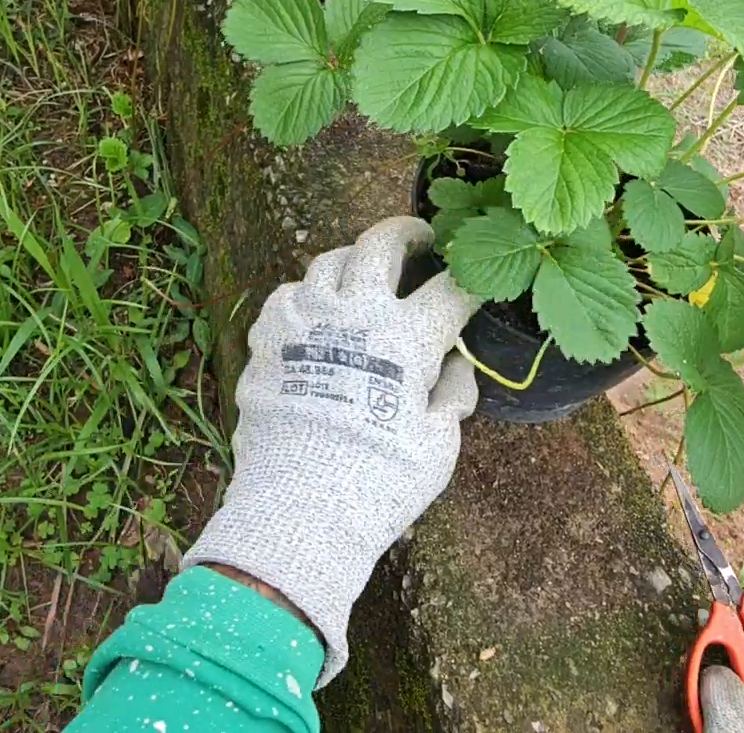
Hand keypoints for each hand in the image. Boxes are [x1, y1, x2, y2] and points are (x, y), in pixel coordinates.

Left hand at [182, 217, 480, 685]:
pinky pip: (287, 294)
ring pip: (327, 261)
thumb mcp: (438, 446)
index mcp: (405, 338)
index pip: (450, 289)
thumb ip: (451, 395)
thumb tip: (453, 368)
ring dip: (352, 260)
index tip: (475, 280)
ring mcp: (304, 320)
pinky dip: (306, 295)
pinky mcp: (267, 338)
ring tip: (363, 274)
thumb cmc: (378, 485)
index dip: (470, 281)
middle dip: (406, 231)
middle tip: (418, 237)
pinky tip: (315, 312)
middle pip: (380, 244)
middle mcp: (354, 314)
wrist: (297, 511)